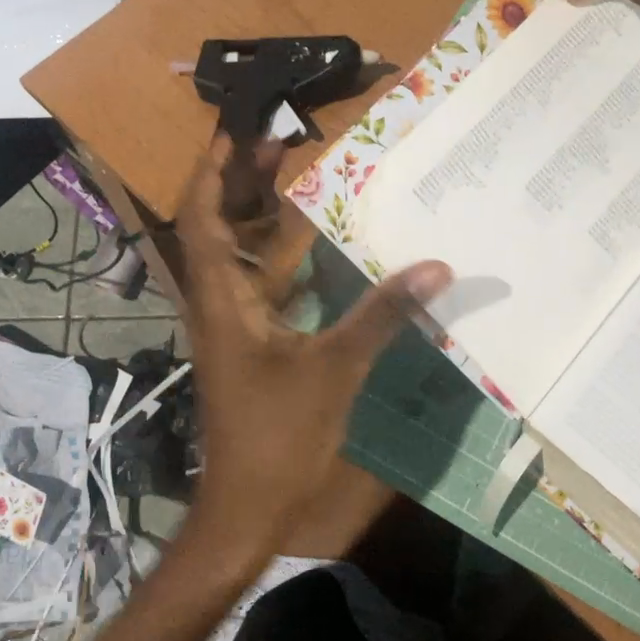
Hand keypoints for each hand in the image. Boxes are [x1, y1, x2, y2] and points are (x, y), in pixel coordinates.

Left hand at [175, 137, 451, 545]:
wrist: (245, 507)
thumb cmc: (277, 436)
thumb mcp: (334, 369)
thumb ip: (382, 314)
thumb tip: (437, 265)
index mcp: (222, 301)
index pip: (202, 220)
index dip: (214, 173)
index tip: (237, 133)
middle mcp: (219, 305)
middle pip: (219, 229)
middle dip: (241, 184)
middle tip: (279, 143)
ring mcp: (234, 328)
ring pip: (242, 259)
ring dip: (263, 221)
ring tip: (299, 180)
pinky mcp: (251, 349)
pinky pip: (263, 290)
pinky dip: (283, 263)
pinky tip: (319, 250)